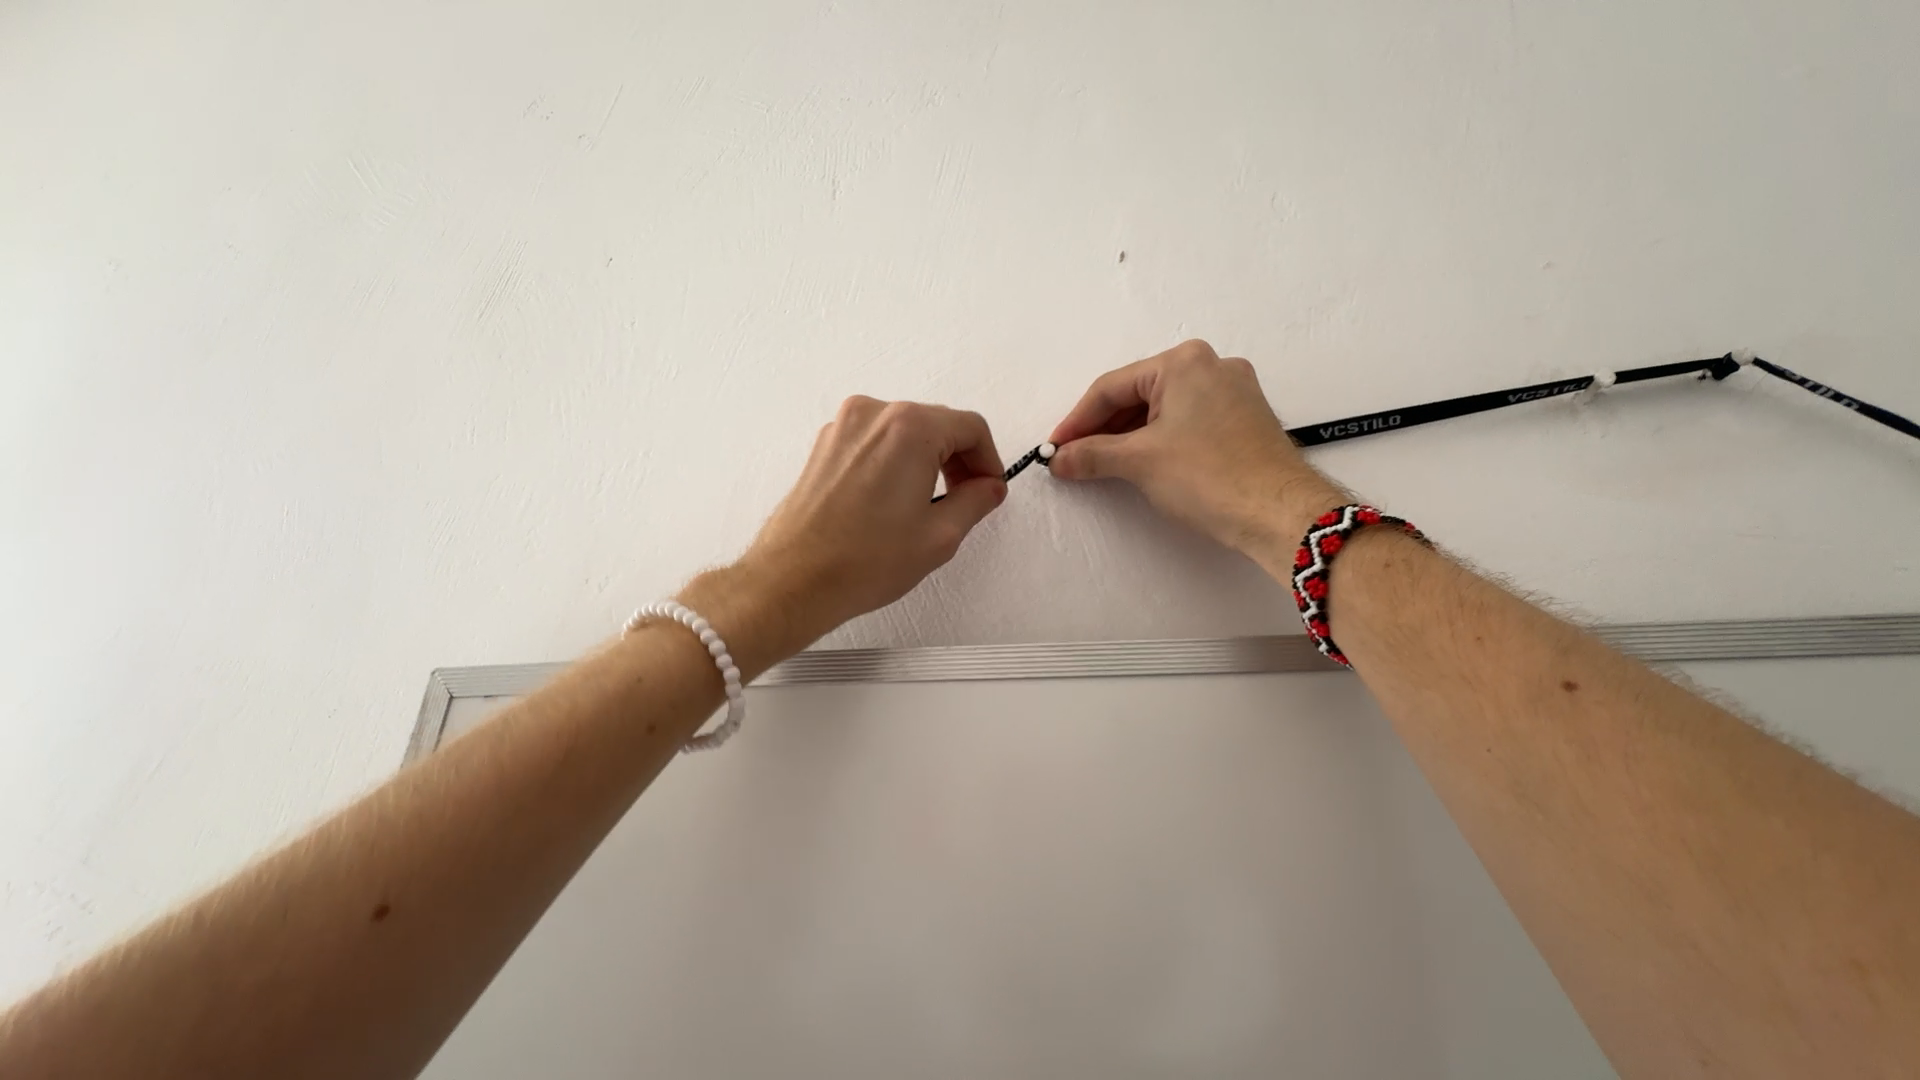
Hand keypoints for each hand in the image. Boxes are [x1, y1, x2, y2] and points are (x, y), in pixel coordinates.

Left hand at [699, 397, 1006, 657]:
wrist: (794, 579)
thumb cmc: (857, 561)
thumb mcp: (940, 535)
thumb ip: (975, 502)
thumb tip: (987, 488)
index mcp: (909, 429)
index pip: (970, 427)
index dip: (989, 459)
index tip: (988, 486)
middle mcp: (874, 416)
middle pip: (937, 423)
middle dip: (959, 458)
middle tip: (968, 496)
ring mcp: (844, 428)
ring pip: (905, 430)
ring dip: (927, 458)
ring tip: (930, 503)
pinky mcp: (826, 446)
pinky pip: (875, 441)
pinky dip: (894, 461)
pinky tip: (896, 500)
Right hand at [1048, 340, 1346, 566]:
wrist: (1280, 514)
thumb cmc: (1209, 477)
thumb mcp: (1139, 462)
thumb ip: (1091, 455)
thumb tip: (1059, 459)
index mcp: (1184, 362)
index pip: (1112, 388)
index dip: (1076, 421)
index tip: (1054, 449)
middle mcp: (1211, 366)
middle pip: (1138, 395)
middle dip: (1103, 429)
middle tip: (1074, 458)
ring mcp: (1233, 392)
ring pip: (1163, 409)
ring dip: (1129, 437)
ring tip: (1101, 466)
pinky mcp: (1244, 419)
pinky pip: (1187, 421)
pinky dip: (1159, 441)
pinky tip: (1141, 464)